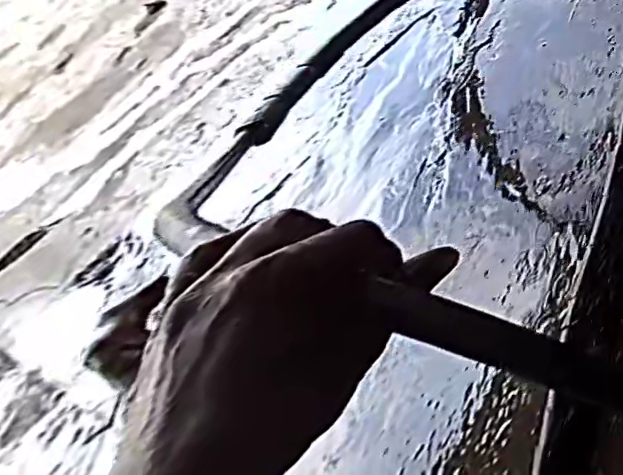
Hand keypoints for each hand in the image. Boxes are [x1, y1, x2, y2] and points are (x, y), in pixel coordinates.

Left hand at [112, 211, 458, 474]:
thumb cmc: (266, 425)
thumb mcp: (355, 352)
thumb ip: (400, 296)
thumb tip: (437, 262)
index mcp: (280, 275)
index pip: (355, 235)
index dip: (384, 255)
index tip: (390, 277)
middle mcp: (229, 277)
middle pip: (295, 223)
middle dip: (332, 241)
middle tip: (353, 271)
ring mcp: (187, 300)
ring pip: (237, 238)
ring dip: (276, 243)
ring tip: (302, 265)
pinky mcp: (158, 328)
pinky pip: (186, 271)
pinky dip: (218, 265)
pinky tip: (240, 277)